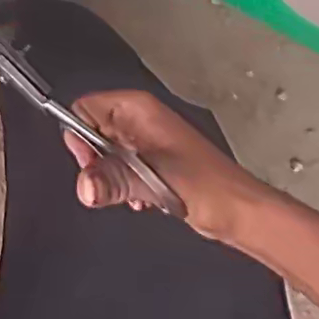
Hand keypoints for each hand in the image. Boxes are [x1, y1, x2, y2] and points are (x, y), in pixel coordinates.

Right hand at [61, 89, 274, 243]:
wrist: (239, 211)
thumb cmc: (207, 186)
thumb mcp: (152, 180)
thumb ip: (112, 180)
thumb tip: (83, 186)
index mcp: (136, 107)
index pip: (82, 108)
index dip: (80, 137)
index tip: (91, 163)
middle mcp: (137, 117)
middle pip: (88, 131)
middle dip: (96, 161)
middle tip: (115, 179)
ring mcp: (142, 138)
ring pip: (101, 152)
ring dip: (110, 175)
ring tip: (134, 190)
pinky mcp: (147, 160)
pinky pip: (116, 166)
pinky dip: (121, 184)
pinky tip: (140, 196)